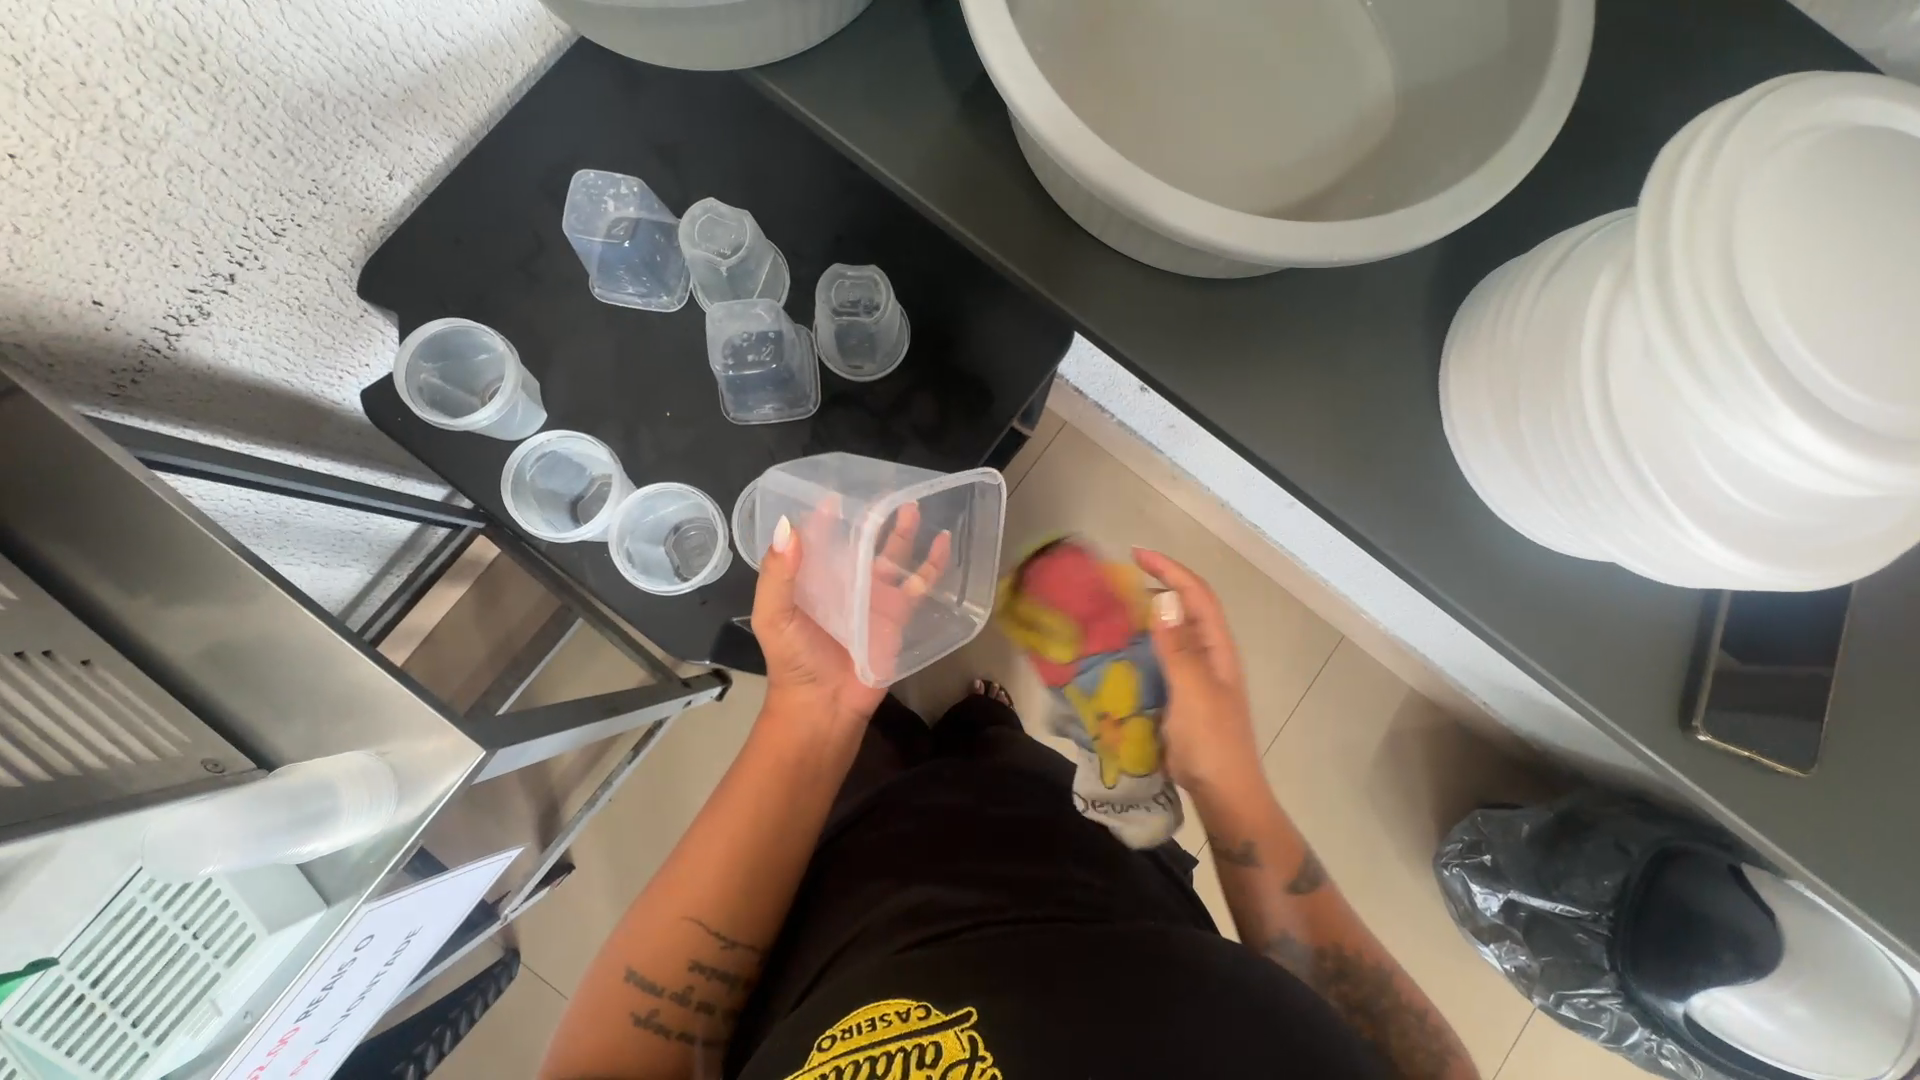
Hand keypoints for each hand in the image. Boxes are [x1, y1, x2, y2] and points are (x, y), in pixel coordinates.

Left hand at [751, 505, 950, 731]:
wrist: (824, 704)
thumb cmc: (794, 660)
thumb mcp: (774, 615)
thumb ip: (778, 573)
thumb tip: (788, 527)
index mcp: (812, 578)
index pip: (819, 538)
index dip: (826, 517)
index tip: (835, 493)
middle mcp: (844, 581)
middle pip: (860, 541)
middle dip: (872, 516)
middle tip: (885, 488)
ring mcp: (874, 596)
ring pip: (893, 555)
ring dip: (903, 531)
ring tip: (912, 504)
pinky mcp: (898, 613)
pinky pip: (919, 582)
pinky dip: (933, 563)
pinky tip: (944, 541)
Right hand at [1134, 548, 1262, 795]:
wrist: (1225, 795)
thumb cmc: (1212, 744)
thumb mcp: (1193, 693)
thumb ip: (1178, 648)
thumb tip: (1163, 599)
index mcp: (1218, 650)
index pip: (1196, 595)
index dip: (1169, 570)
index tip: (1135, 555)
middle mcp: (1210, 657)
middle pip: (1185, 609)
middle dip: (1156, 586)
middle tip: (1117, 581)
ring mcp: (1197, 677)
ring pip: (1172, 633)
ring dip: (1147, 615)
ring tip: (1112, 610)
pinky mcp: (1182, 696)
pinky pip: (1161, 659)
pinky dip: (1142, 645)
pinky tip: (1119, 652)